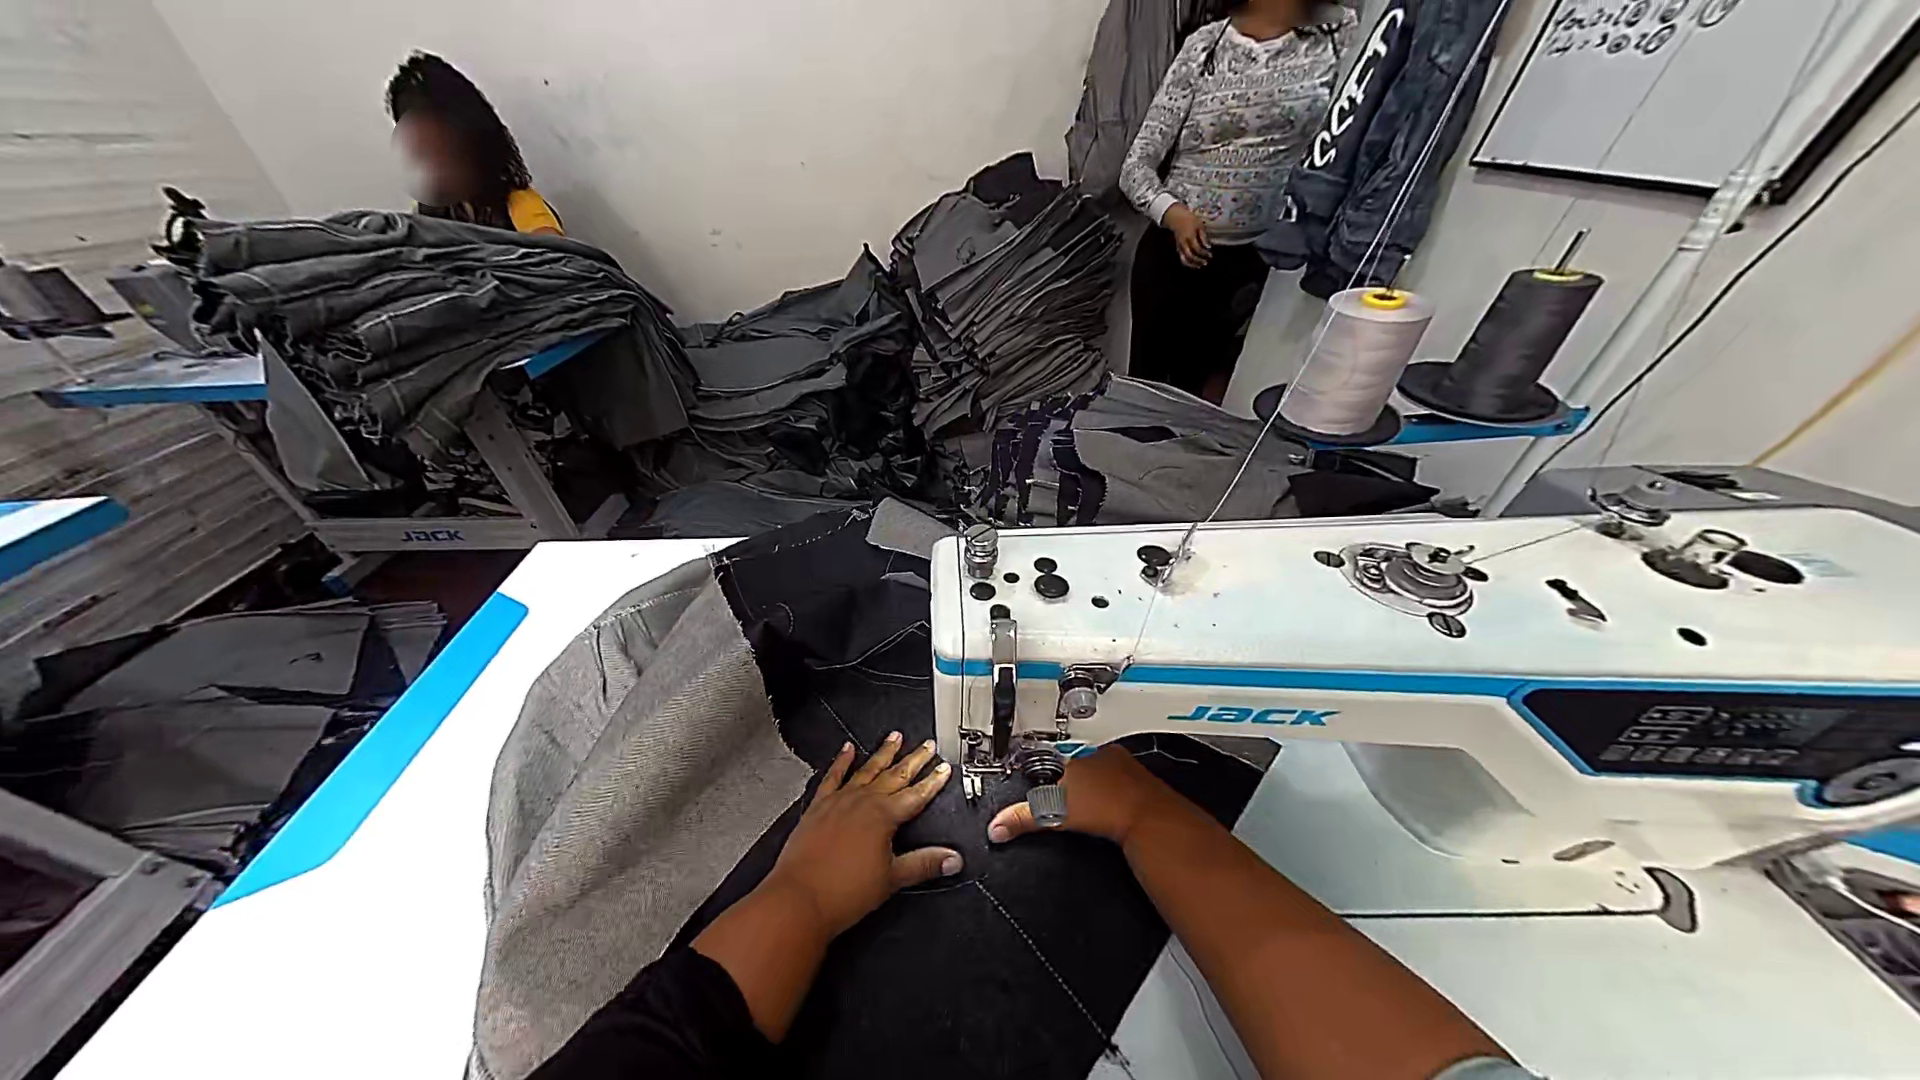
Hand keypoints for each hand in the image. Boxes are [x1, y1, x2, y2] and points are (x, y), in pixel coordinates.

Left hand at [763, 733, 958, 936]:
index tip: (944, 769)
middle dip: (915, 759)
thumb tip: (951, 859)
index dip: (933, 781)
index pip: (917, 794)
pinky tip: (847, 750)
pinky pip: (833, 776)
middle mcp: (862, 801)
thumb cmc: (842, 892)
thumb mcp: (892, 879)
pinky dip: (842, 761)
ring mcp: (839, 801)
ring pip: (867, 769)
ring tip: (895, 737)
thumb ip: (925, 864)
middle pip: (896, 774)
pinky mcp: (819, 806)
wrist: (799, 898)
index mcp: (883, 816)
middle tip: (927, 746)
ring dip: (884, 752)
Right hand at [987, 745, 1173, 845]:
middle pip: (1080, 764)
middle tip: (1070, 800)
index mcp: (1078, 758)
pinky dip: (1117, 794)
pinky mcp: (1143, 781)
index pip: (1057, 761)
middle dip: (1073, 780)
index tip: (1048, 786)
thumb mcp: (1053, 813)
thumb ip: (1022, 818)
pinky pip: (1125, 782)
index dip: (1051, 775)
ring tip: (1093, 807)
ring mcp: (1125, 767)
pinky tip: (1115, 811)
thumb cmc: (1104, 808)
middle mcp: (1101, 756)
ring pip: (1103, 771)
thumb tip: (997, 826)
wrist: (1148, 817)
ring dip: (1097, 786)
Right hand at [1164, 204, 1211, 267]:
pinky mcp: (1178, 249)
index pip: (1197, 249)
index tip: (1210, 255)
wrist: (1176, 218)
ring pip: (1184, 260)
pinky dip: (1188, 262)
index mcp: (1189, 237)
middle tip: (1205, 262)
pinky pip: (1182, 258)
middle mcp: (1183, 244)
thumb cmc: (1189, 220)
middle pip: (1190, 256)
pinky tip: (1194, 263)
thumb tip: (1208, 247)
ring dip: (1192, 264)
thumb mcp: (1199, 225)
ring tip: (1200, 266)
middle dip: (1198, 261)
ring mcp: (1179, 247)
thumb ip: (1203, 237)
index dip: (1204, 253)